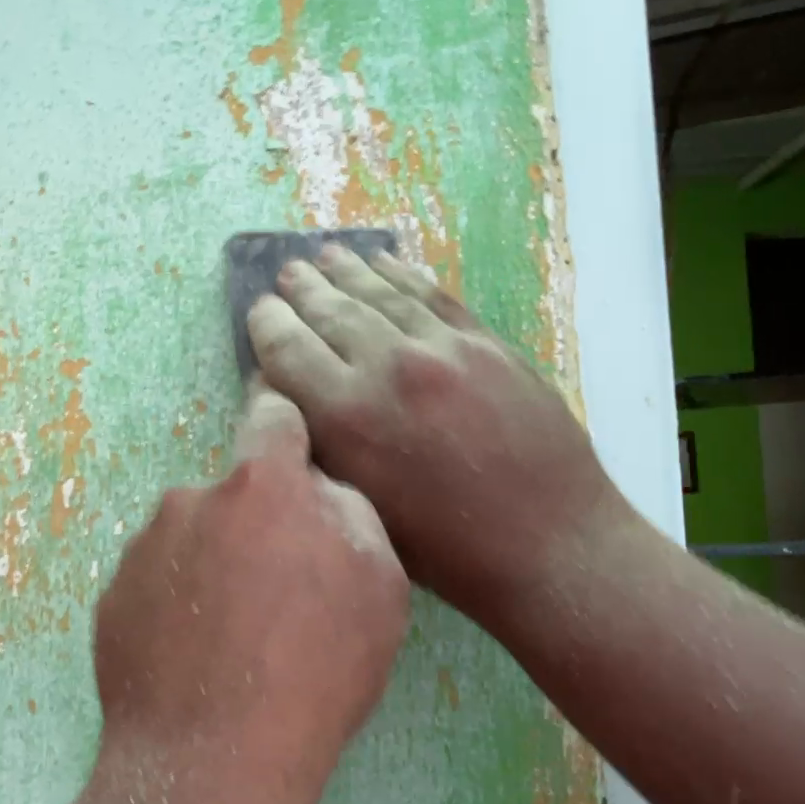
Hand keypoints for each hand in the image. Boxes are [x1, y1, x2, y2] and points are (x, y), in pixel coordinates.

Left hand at [93, 386, 409, 785]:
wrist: (212, 757)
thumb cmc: (315, 670)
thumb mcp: (378, 585)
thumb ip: (348, 513)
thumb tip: (316, 489)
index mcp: (260, 485)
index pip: (272, 417)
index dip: (286, 426)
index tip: (289, 443)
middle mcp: (189, 499)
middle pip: (233, 491)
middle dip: (255, 520)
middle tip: (276, 589)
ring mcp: (142, 548)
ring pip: (191, 537)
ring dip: (212, 563)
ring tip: (233, 636)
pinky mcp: (112, 594)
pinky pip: (157, 581)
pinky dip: (176, 602)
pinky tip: (194, 656)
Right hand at [247, 245, 625, 623]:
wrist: (546, 544)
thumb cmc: (438, 547)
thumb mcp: (355, 504)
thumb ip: (315, 442)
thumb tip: (286, 391)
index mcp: (346, 417)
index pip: (288, 350)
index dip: (267, 324)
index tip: (258, 310)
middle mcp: (389, 369)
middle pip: (331, 313)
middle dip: (301, 291)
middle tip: (285, 275)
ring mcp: (444, 350)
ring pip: (381, 295)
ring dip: (348, 272)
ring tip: (325, 255)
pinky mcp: (487, 344)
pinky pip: (433, 296)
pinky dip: (403, 275)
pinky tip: (385, 262)